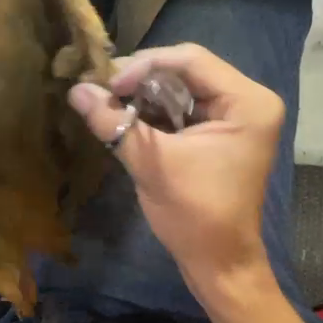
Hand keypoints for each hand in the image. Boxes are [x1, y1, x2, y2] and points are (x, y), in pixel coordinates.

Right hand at [68, 44, 282, 284]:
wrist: (219, 263)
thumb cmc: (195, 215)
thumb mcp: (151, 164)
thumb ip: (114, 123)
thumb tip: (74, 90)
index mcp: (247, 101)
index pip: (190, 59)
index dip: (143, 66)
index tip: (107, 87)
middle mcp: (247, 100)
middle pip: (185, 69)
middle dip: (140, 78)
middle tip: (101, 91)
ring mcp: (235, 116)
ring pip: (180, 87)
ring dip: (143, 94)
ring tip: (107, 102)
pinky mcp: (219, 132)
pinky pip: (181, 108)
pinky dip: (153, 111)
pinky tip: (124, 116)